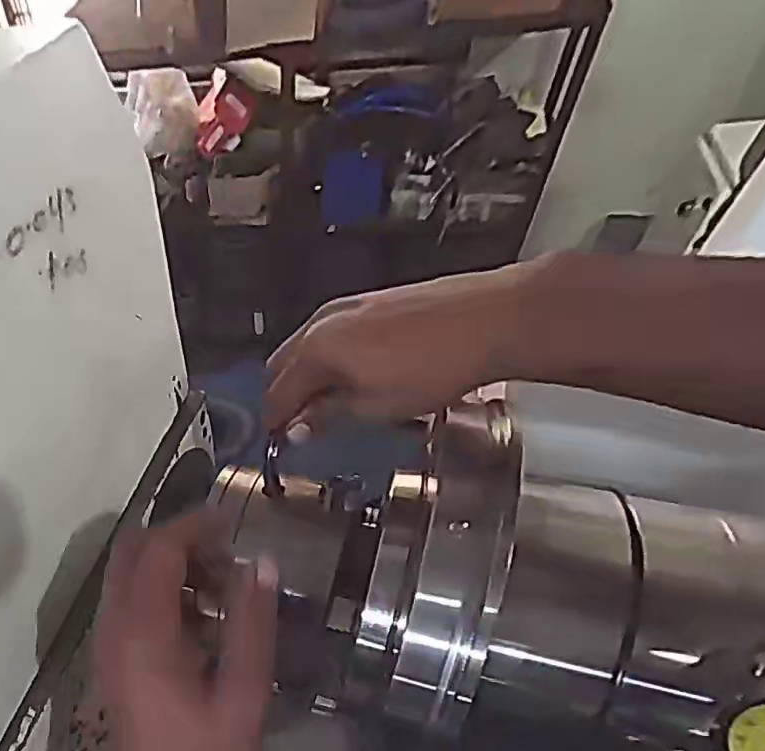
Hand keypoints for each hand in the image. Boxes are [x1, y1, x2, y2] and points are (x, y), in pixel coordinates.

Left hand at [95, 511, 277, 750]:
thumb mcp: (243, 698)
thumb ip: (252, 626)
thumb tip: (262, 564)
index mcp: (142, 632)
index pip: (158, 549)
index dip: (196, 526)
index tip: (238, 525)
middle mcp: (114, 628)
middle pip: (135, 552)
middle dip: (182, 541)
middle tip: (231, 558)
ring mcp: (108, 644)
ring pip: (131, 575)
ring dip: (174, 567)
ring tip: (226, 590)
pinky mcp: (114, 660)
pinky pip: (133, 603)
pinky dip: (165, 592)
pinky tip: (206, 622)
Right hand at [265, 261, 550, 433]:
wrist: (489, 320)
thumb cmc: (436, 363)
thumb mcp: (374, 407)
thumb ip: (328, 414)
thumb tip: (302, 425)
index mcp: (317, 349)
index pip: (278, 393)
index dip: (275, 421)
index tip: (278, 436)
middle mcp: (325, 321)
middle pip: (284, 364)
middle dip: (285, 395)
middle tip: (299, 423)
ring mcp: (349, 305)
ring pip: (308, 346)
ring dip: (308, 375)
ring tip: (328, 403)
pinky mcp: (373, 300)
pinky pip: (333, 333)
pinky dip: (330, 357)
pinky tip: (352, 375)